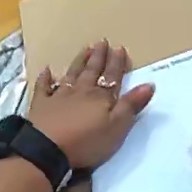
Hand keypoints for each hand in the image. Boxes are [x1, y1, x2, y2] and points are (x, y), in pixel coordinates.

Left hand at [28, 40, 155, 170]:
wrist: (48, 149)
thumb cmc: (86, 142)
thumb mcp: (116, 127)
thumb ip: (131, 106)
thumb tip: (149, 84)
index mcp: (101, 97)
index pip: (112, 77)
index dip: (117, 63)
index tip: (120, 48)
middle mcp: (81, 91)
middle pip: (92, 71)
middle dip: (98, 57)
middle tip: (102, 41)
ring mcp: (59, 96)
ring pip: (71, 74)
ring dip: (79, 61)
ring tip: (85, 49)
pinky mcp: (41, 105)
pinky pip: (44, 87)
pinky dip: (45, 78)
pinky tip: (47, 70)